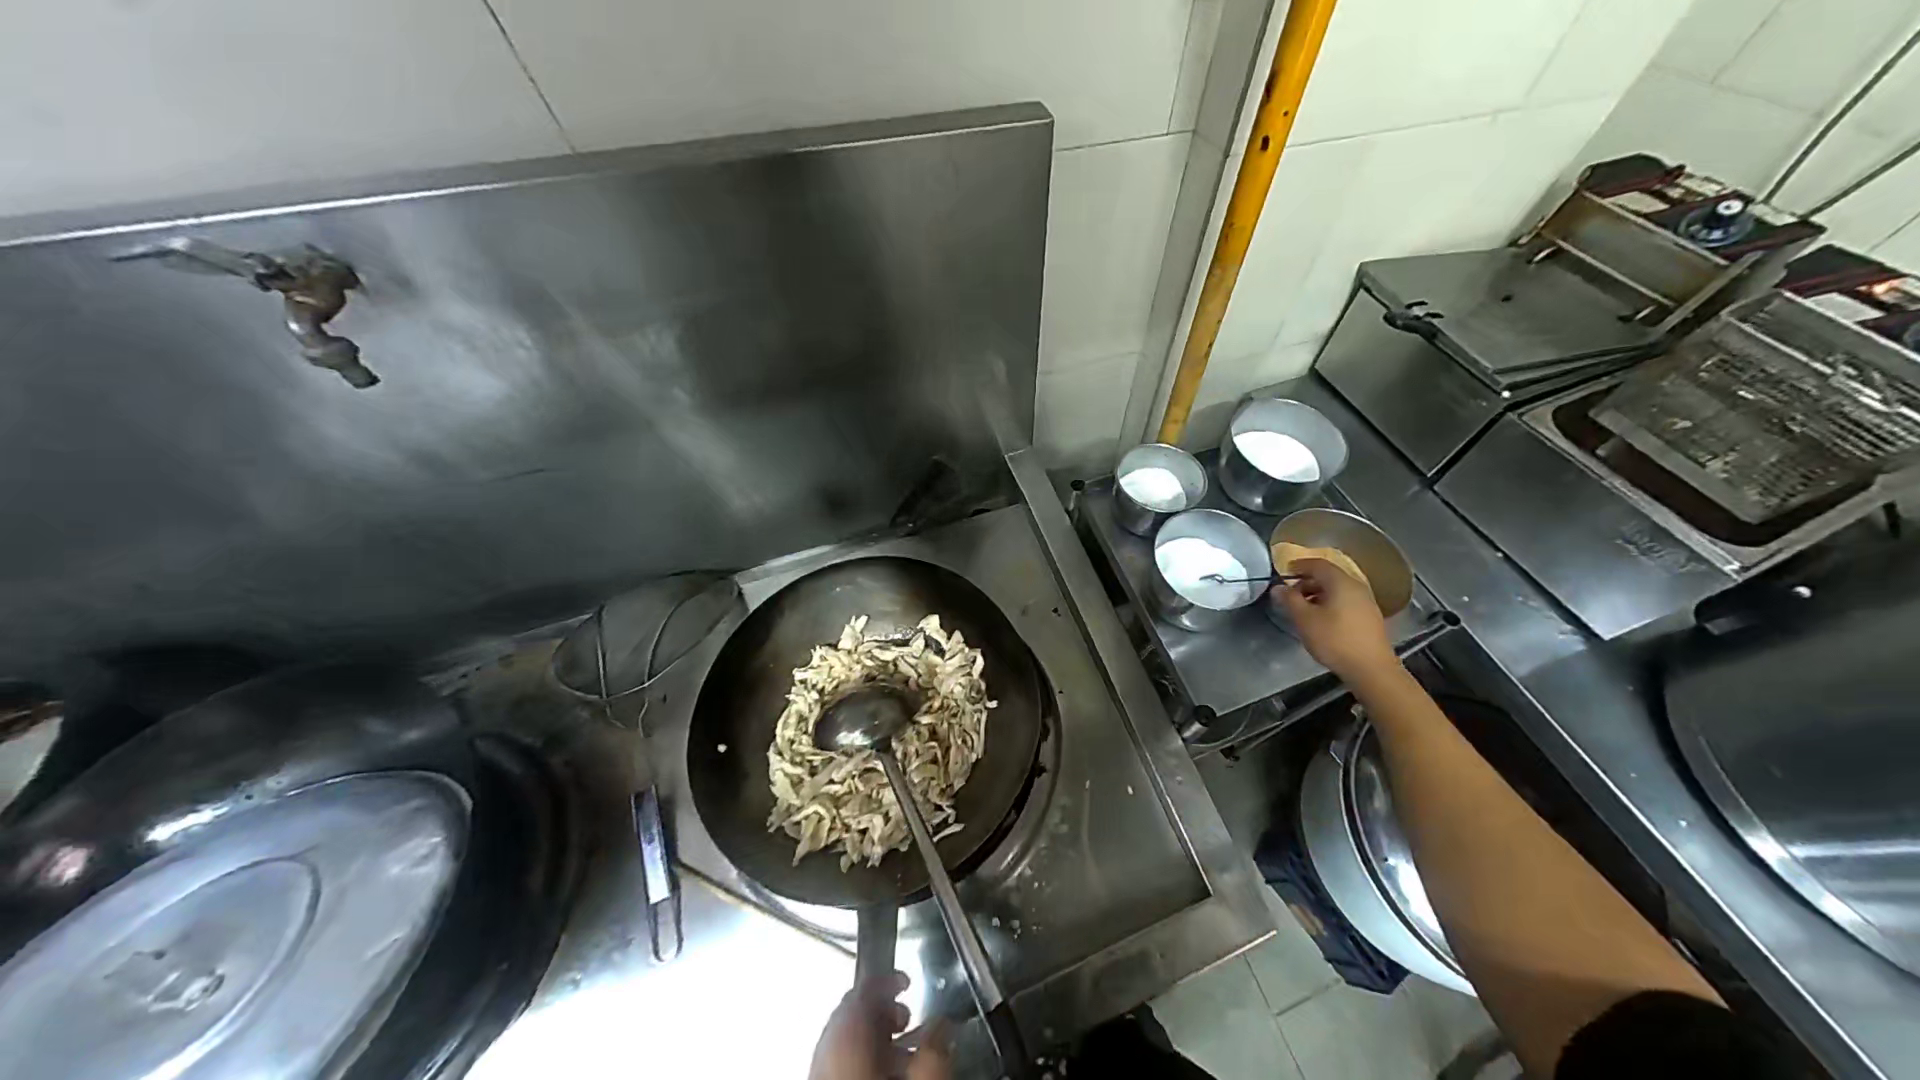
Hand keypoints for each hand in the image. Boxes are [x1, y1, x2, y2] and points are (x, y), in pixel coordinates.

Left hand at [809, 972, 952, 1079]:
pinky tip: (882, 1069)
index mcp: (848, 1028)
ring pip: (845, 1033)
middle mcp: (827, 1041)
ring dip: (874, 1033)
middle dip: (884, 1007)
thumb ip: (935, 1046)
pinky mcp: (817, 1078)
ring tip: (902, 1049)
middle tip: (908, 1017)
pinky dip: (859, 1053)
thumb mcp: (918, 1077)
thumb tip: (945, 1024)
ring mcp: (817, 1063)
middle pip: (854, 1007)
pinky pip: (837, 1056)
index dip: (889, 978)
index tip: (908, 981)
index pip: (864, 986)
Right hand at [1275, 557, 1397, 682]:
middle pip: (1329, 576)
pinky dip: (1330, 602)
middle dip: (1307, 581)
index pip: (1318, 564)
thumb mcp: (1304, 619)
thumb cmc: (1334, 640)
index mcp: (1341, 583)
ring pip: (1337, 589)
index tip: (1284, 571)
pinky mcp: (1370, 616)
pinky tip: (1321, 618)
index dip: (1299, 565)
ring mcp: (1366, 601)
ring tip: (1303, 608)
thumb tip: (1278, 587)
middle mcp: (1357, 586)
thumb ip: (1289, 600)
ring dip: (1318, 593)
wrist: (1371, 668)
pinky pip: (1346, 600)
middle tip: (1290, 593)